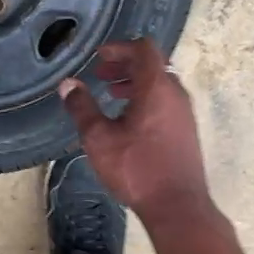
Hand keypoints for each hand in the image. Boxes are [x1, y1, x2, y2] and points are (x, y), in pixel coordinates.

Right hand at [58, 39, 210, 216]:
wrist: (178, 206)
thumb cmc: (136, 168)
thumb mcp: (99, 138)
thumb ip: (82, 107)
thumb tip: (67, 84)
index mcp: (156, 87)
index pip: (144, 49)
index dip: (120, 47)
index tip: (99, 57)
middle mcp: (175, 94)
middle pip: (152, 65)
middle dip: (125, 65)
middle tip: (100, 75)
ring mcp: (184, 113)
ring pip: (160, 84)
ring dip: (135, 83)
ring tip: (111, 95)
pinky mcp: (186, 131)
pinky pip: (165, 101)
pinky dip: (146, 98)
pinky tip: (127, 121)